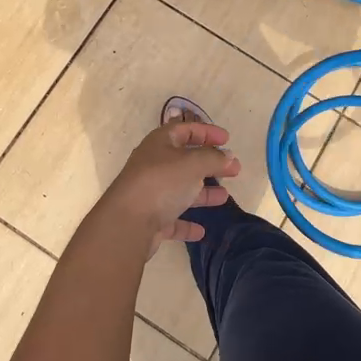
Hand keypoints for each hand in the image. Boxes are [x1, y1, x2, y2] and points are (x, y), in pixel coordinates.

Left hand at [98, 121, 240, 257]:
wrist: (127, 223)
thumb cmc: (162, 183)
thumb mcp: (193, 163)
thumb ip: (213, 158)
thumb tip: (228, 156)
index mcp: (160, 143)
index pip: (185, 129)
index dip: (206, 132)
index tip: (227, 139)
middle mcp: (153, 165)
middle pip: (185, 160)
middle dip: (210, 164)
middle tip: (234, 169)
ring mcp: (150, 193)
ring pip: (180, 190)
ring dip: (203, 193)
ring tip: (225, 196)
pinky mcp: (150, 219)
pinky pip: (172, 219)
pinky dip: (187, 223)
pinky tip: (201, 231)